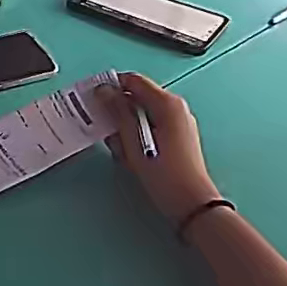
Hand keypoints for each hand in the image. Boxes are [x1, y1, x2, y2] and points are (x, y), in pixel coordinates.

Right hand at [99, 73, 222, 227]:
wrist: (192, 205)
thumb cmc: (162, 173)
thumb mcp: (133, 141)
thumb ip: (118, 112)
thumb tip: (104, 91)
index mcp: (167, 103)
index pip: (133, 80)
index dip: (111, 86)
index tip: (94, 99)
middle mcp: (175, 107)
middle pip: (138, 96)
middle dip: (118, 110)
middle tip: (106, 129)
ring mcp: (178, 121)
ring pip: (142, 112)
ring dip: (126, 125)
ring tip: (122, 149)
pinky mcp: (177, 135)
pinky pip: (151, 124)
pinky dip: (137, 133)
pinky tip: (132, 154)